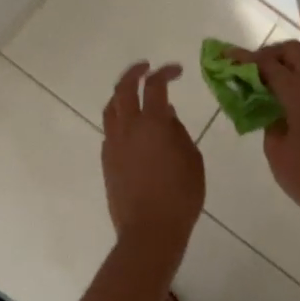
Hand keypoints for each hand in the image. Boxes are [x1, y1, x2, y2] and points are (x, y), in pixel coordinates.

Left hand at [101, 62, 205, 249]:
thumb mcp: (192, 159)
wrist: (149, 232)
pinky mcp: (107, 161)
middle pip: (124, 88)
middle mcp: (128, 128)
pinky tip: (133, 128)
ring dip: (122, 94)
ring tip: (135, 93)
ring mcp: (113, 144)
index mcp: (153, 124)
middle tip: (148, 68)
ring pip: (111, 108)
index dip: (165, 72)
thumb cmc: (180, 196)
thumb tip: (165, 115)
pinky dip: (120, 119)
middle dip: (135, 73)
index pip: (155, 86)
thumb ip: (178, 132)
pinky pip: (110, 130)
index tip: (177, 71)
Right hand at [233, 41, 299, 236]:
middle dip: (269, 54)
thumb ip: (267, 119)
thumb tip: (267, 105)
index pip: (269, 65)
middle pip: (293, 51)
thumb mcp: (275, 150)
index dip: (245, 59)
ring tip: (268, 83)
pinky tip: (286, 97)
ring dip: (287, 63)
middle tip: (250, 71)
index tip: (227, 55)